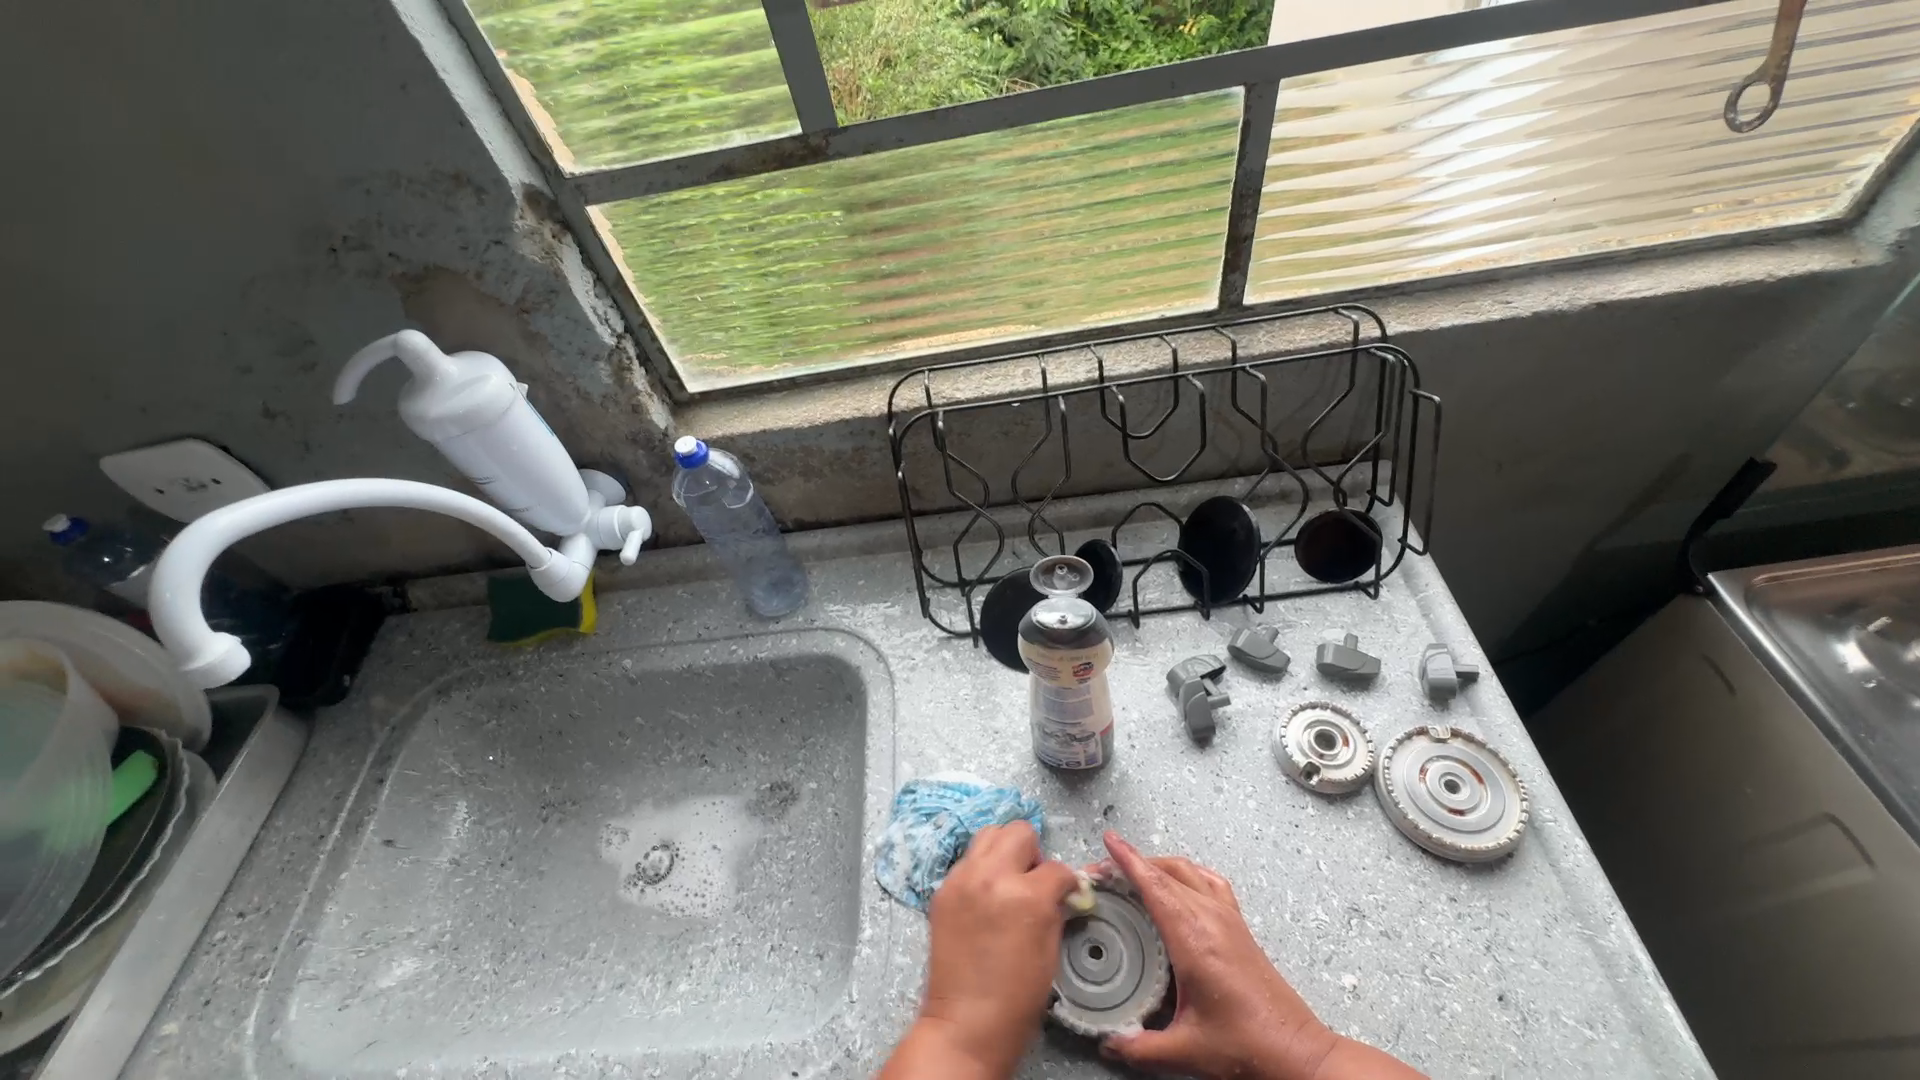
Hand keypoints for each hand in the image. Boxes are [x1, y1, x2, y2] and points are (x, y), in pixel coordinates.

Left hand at [887, 821, 1079, 1079]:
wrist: (965, 1023)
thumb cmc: (1015, 998)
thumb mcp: (1050, 950)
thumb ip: (1055, 908)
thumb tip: (1060, 891)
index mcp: (1027, 895)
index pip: (1057, 868)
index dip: (1066, 882)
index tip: (1065, 892)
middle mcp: (991, 876)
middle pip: (1019, 831)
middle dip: (1033, 852)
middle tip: (1033, 878)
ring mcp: (962, 879)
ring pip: (988, 834)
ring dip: (1004, 851)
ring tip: (1008, 880)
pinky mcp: (942, 889)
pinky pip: (967, 861)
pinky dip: (980, 869)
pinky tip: (985, 896)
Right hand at [1100, 832, 1424, 1079]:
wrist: (1297, 1052)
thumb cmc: (1248, 1045)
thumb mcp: (1186, 1050)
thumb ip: (1140, 1046)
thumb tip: (1107, 1042)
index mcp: (1194, 938)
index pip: (1154, 885)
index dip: (1128, 860)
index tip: (1109, 841)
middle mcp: (1211, 919)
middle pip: (1166, 872)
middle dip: (1132, 863)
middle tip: (1104, 869)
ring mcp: (1228, 918)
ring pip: (1188, 872)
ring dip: (1158, 864)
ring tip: (1133, 870)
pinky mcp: (1239, 926)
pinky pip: (1209, 882)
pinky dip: (1187, 872)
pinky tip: (1178, 880)